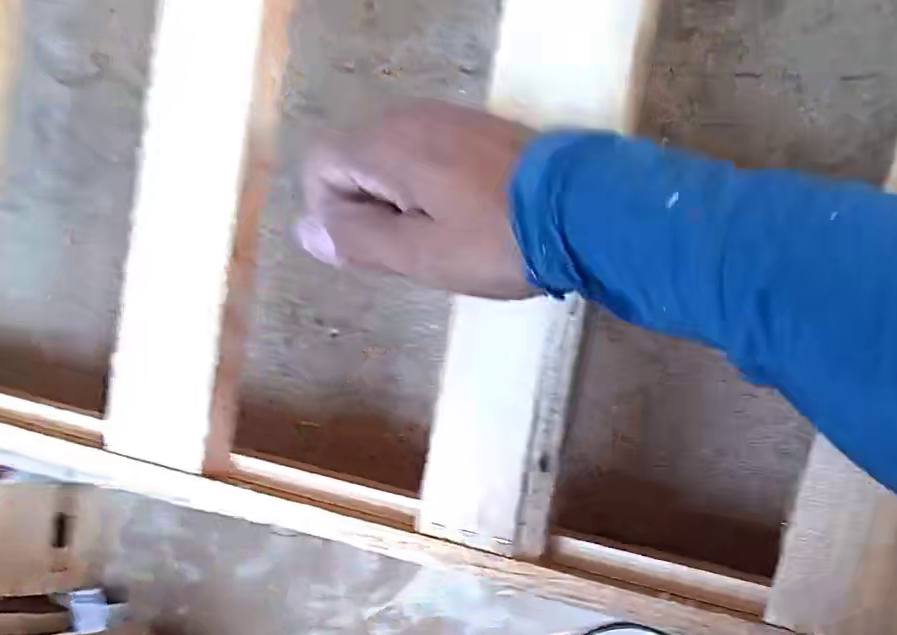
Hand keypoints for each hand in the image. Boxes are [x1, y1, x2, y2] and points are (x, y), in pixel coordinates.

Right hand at [298, 99, 539, 298]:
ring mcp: (458, 120)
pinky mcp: (495, 133)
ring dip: (420, 204)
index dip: (339, 216)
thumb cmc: (502, 241)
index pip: (322, 168)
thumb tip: (307, 232)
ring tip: (465, 242)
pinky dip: (452, 191)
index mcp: (384, 144)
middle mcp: (412, 117)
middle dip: (382, 211)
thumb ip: (364, 242)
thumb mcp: (428, 255)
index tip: (385, 253)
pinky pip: (449, 160)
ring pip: (409, 162)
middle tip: (430, 253)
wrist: (588, 211)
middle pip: (365, 162)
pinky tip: (488, 222)